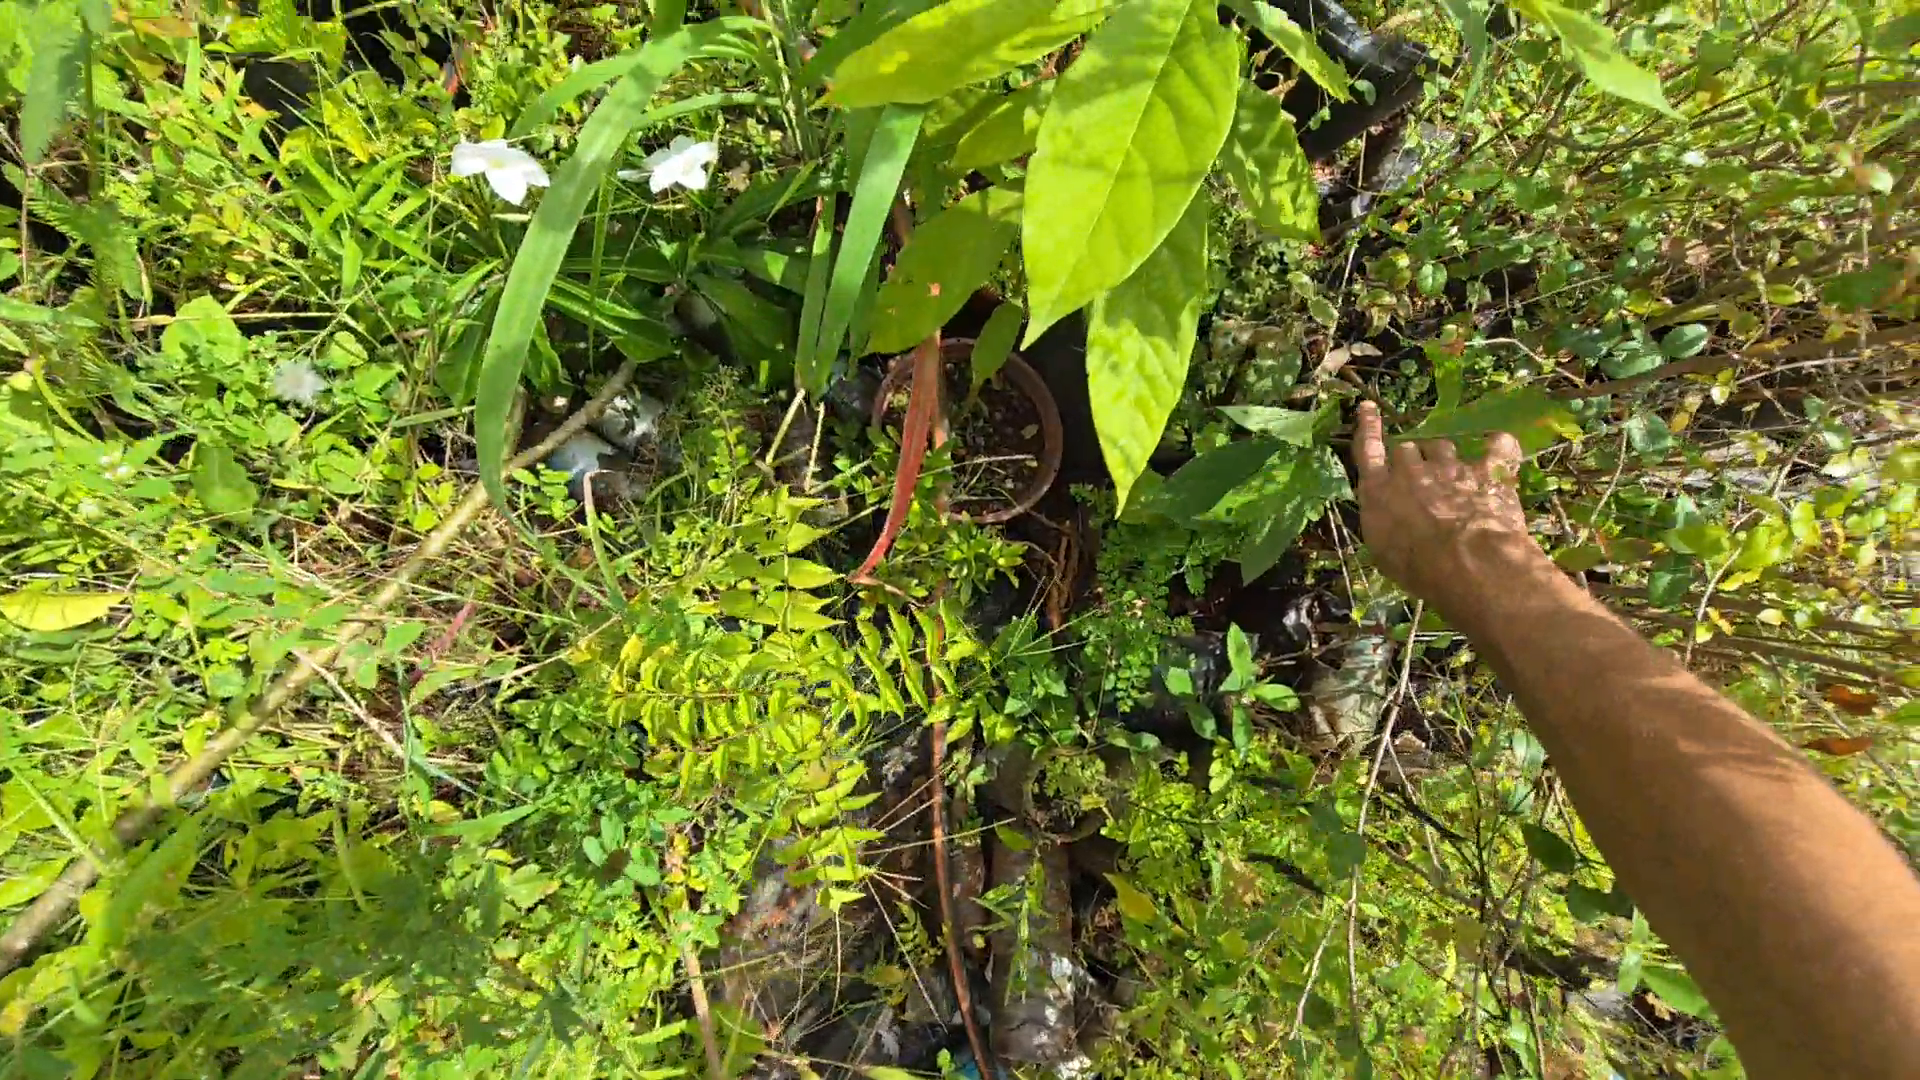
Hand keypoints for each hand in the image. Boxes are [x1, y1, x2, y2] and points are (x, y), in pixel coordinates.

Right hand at [1352, 401, 1537, 606]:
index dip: (1368, 427)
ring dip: (1445, 456)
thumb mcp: (1381, 548)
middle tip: (1420, 478)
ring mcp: (1449, 468)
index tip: (1368, 407)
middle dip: (1411, 459)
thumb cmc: (1414, 566)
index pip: (1367, 449)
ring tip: (1454, 474)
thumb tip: (1385, 515)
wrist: (1465, 564)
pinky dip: (1498, 447)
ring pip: (1443, 446)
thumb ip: (1381, 520)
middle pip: (1407, 448)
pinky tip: (1500, 448)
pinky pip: (1496, 447)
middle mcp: (1410, 471)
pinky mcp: (1487, 472)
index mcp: (1378, 490)